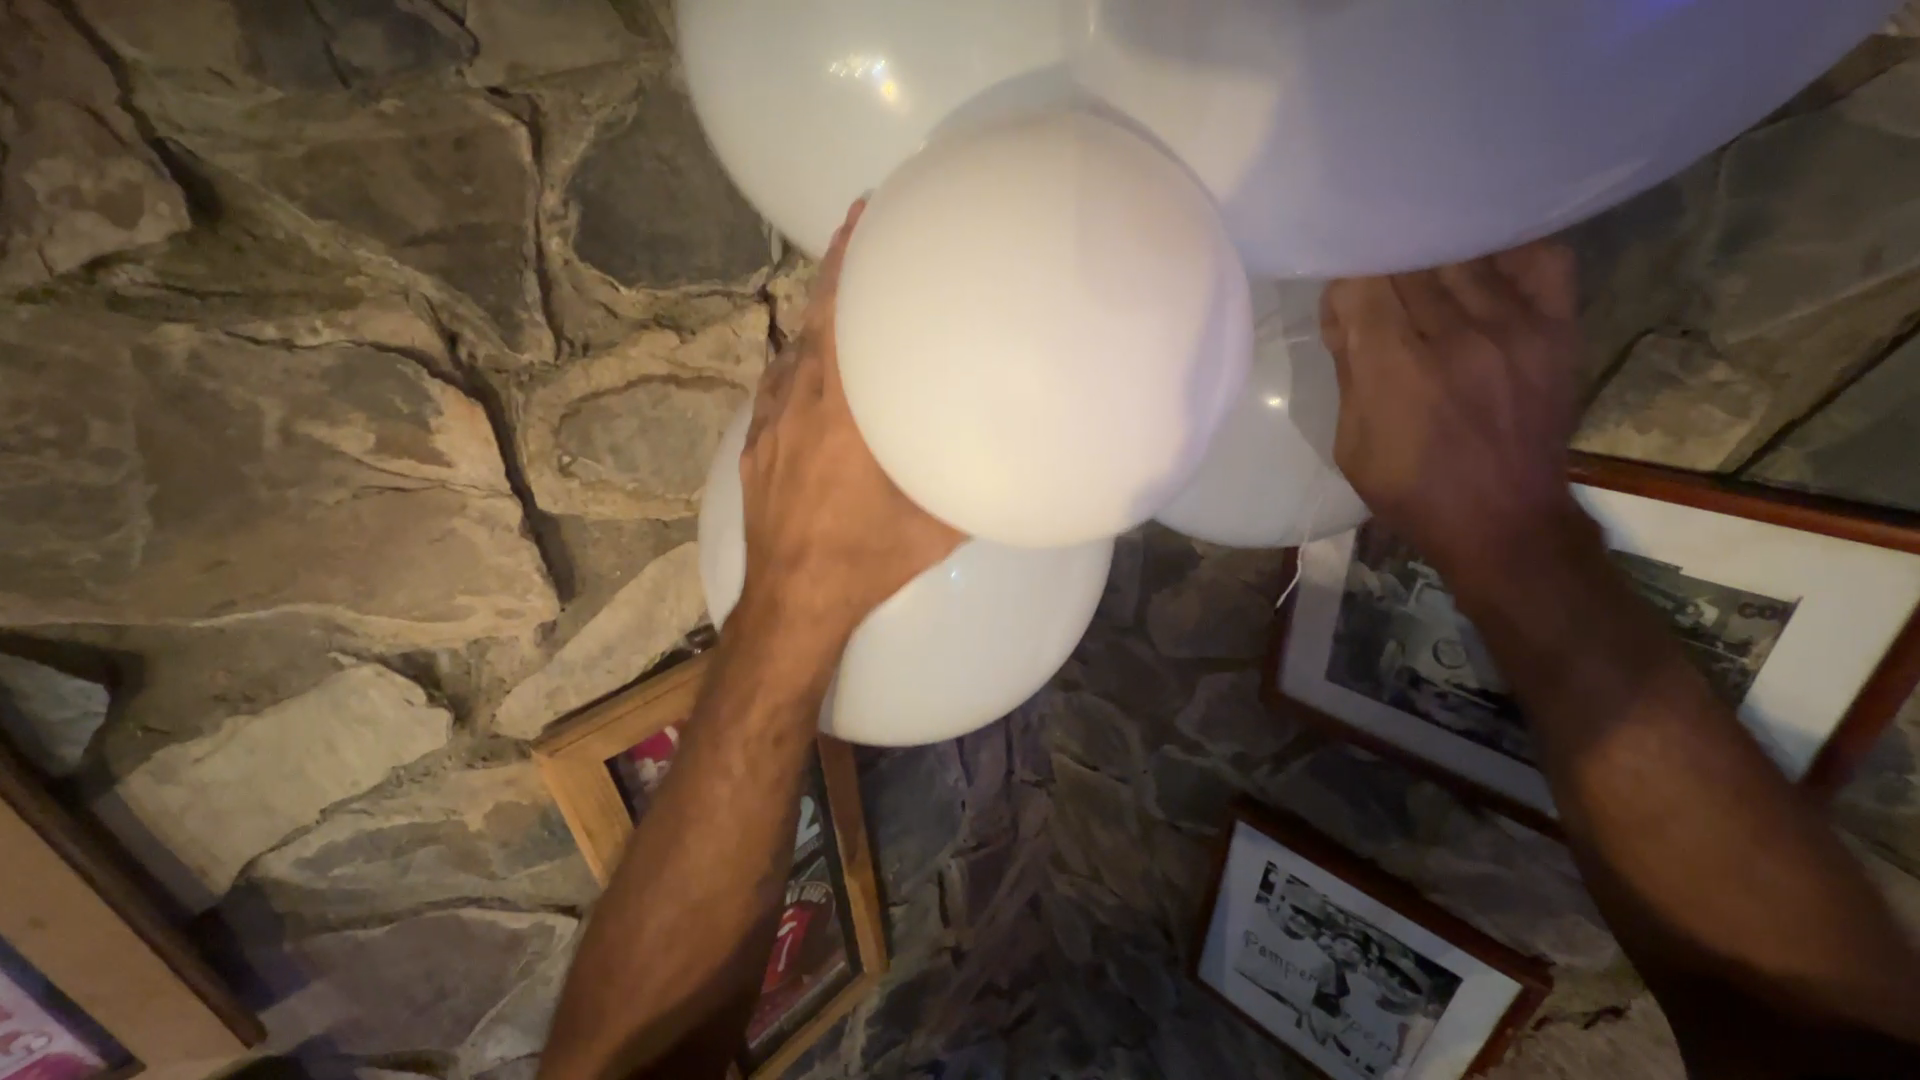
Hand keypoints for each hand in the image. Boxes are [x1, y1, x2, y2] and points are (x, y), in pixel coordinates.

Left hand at [736, 202, 964, 642]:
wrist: (792, 603)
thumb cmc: (866, 562)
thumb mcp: (936, 528)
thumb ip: (969, 484)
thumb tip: (1012, 460)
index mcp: (843, 415)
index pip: (840, 319)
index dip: (848, 262)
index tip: (863, 213)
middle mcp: (798, 406)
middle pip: (812, 321)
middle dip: (835, 272)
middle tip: (860, 230)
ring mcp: (767, 426)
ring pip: (790, 354)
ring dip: (816, 321)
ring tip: (843, 300)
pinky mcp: (753, 449)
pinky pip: (775, 389)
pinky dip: (796, 366)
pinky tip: (811, 373)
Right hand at [1320, 243, 1588, 582]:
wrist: (1503, 521)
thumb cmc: (1413, 491)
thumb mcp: (1351, 443)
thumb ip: (1348, 372)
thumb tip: (1346, 316)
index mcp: (1396, 369)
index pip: (1362, 282)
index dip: (1345, 289)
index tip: (1345, 310)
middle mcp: (1456, 335)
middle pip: (1409, 261)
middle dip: (1384, 273)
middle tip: (1381, 298)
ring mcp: (1514, 326)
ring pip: (1464, 254)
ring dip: (1435, 263)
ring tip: (1427, 284)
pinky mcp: (1558, 327)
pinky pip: (1537, 258)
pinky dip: (1506, 255)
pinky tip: (1484, 273)